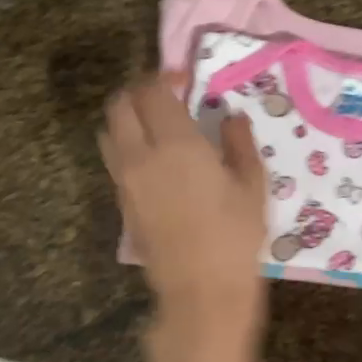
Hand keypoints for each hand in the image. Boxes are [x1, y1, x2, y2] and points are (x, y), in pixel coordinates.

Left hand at [101, 73, 268, 361]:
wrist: (201, 284)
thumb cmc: (236, 231)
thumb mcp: (252, 183)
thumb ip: (239, 143)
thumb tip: (230, 116)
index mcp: (175, 144)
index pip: (152, 92)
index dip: (165, 76)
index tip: (186, 76)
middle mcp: (139, 154)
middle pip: (120, 105)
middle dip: (140, 91)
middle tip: (169, 93)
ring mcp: (124, 177)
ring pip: (110, 130)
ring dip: (129, 116)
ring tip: (160, 121)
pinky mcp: (122, 198)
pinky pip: (115, 155)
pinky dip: (129, 141)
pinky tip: (159, 154)